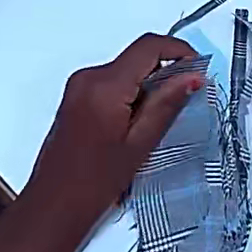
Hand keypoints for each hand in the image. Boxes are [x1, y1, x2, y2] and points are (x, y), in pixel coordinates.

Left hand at [22, 34, 202, 237]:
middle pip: (136, 56)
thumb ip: (167, 104)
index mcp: (105, 85)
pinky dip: (130, 91)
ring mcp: (79, 83)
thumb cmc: (94, 183)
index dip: (178, 50)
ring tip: (159, 118)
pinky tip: (137, 121)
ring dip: (147, 83)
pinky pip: (111, 79)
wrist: (54, 204)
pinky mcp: (76, 93)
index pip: (148, 47)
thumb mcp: (139, 144)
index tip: (198, 64)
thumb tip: (192, 76)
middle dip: (164, 70)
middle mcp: (89, 76)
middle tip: (187, 95)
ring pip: (125, 68)